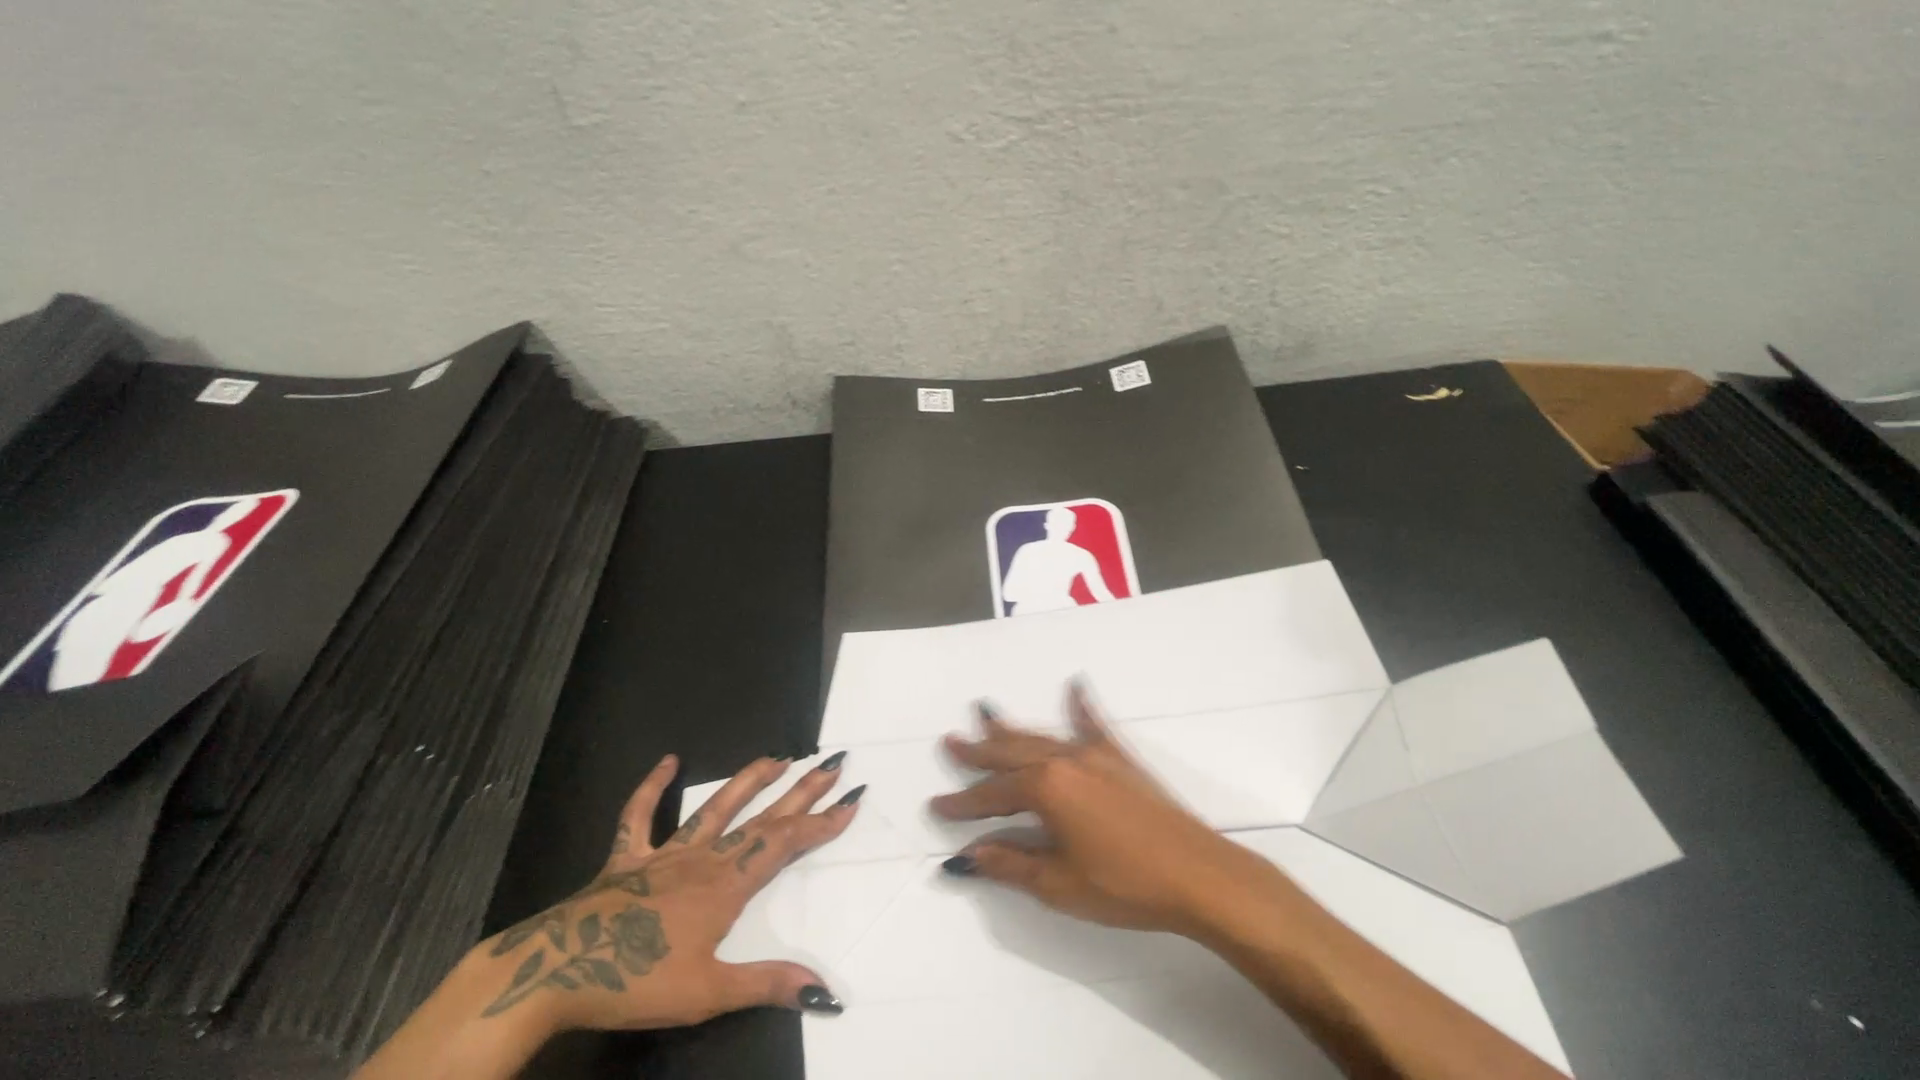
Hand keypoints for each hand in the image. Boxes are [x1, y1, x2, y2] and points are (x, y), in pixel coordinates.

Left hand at [475, 753, 862, 1032]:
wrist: (554, 970)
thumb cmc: (636, 981)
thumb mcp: (709, 993)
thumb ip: (768, 984)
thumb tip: (827, 991)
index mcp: (725, 886)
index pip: (783, 844)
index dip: (820, 823)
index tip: (851, 800)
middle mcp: (701, 860)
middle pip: (759, 819)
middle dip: (799, 792)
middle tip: (830, 764)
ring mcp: (661, 856)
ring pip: (712, 809)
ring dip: (746, 782)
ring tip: (775, 756)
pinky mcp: (624, 861)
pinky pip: (638, 817)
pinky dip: (651, 788)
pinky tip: (666, 762)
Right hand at [930, 682, 1285, 938]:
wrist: (1199, 875)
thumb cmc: (1124, 885)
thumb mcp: (1058, 883)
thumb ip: (1009, 863)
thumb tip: (967, 856)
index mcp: (1046, 789)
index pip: (992, 795)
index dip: (963, 805)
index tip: (935, 806)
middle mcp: (1066, 761)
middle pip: (1012, 754)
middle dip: (980, 752)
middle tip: (951, 742)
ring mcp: (1098, 756)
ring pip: (1044, 737)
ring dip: (1013, 731)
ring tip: (986, 716)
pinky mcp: (1124, 761)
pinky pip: (1096, 726)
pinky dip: (1082, 707)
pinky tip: (1075, 687)